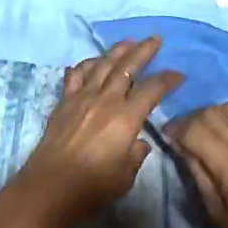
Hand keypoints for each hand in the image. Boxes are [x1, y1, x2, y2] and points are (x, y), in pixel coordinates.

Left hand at [4, 38, 181, 227]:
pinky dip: (86, 65)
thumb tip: (139, 142)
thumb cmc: (92, 187)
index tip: (178, 74)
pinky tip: (92, 61)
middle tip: (154, 38)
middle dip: (143, 51)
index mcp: (125, 118)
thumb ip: (136, 154)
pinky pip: (76, 76)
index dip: (167, 80)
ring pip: (102, 66)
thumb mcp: (125, 176)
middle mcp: (105, 100)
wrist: (49, 188)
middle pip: (126, 68)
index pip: (152, 90)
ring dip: (116, 51)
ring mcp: (82, 98)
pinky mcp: (64, 103)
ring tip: (128, 41)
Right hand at [167, 103, 227, 227]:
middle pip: (213, 113)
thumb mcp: (215, 215)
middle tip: (180, 135)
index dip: (176, 128)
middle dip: (191, 119)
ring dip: (211, 115)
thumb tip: (178, 144)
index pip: (197, 129)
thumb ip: (197, 173)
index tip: (165, 136)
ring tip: (201, 133)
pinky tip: (224, 134)